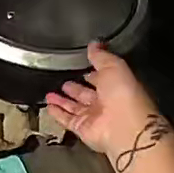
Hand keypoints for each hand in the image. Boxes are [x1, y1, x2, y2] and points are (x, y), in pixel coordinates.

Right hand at [44, 43, 170, 167]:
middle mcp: (106, 102)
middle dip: (75, 88)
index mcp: (117, 86)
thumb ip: (101, 56)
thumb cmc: (124, 94)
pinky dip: (57, 113)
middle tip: (64, 82)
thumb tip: (94, 44)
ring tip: (50, 94)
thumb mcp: (114, 66)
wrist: (124, 126)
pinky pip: (67, 119)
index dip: (93, 72)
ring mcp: (94, 117)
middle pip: (87, 94)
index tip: (82, 65)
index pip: (103, 77)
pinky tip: (49, 107)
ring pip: (74, 107)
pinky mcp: (82, 128)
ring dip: (62, 100)